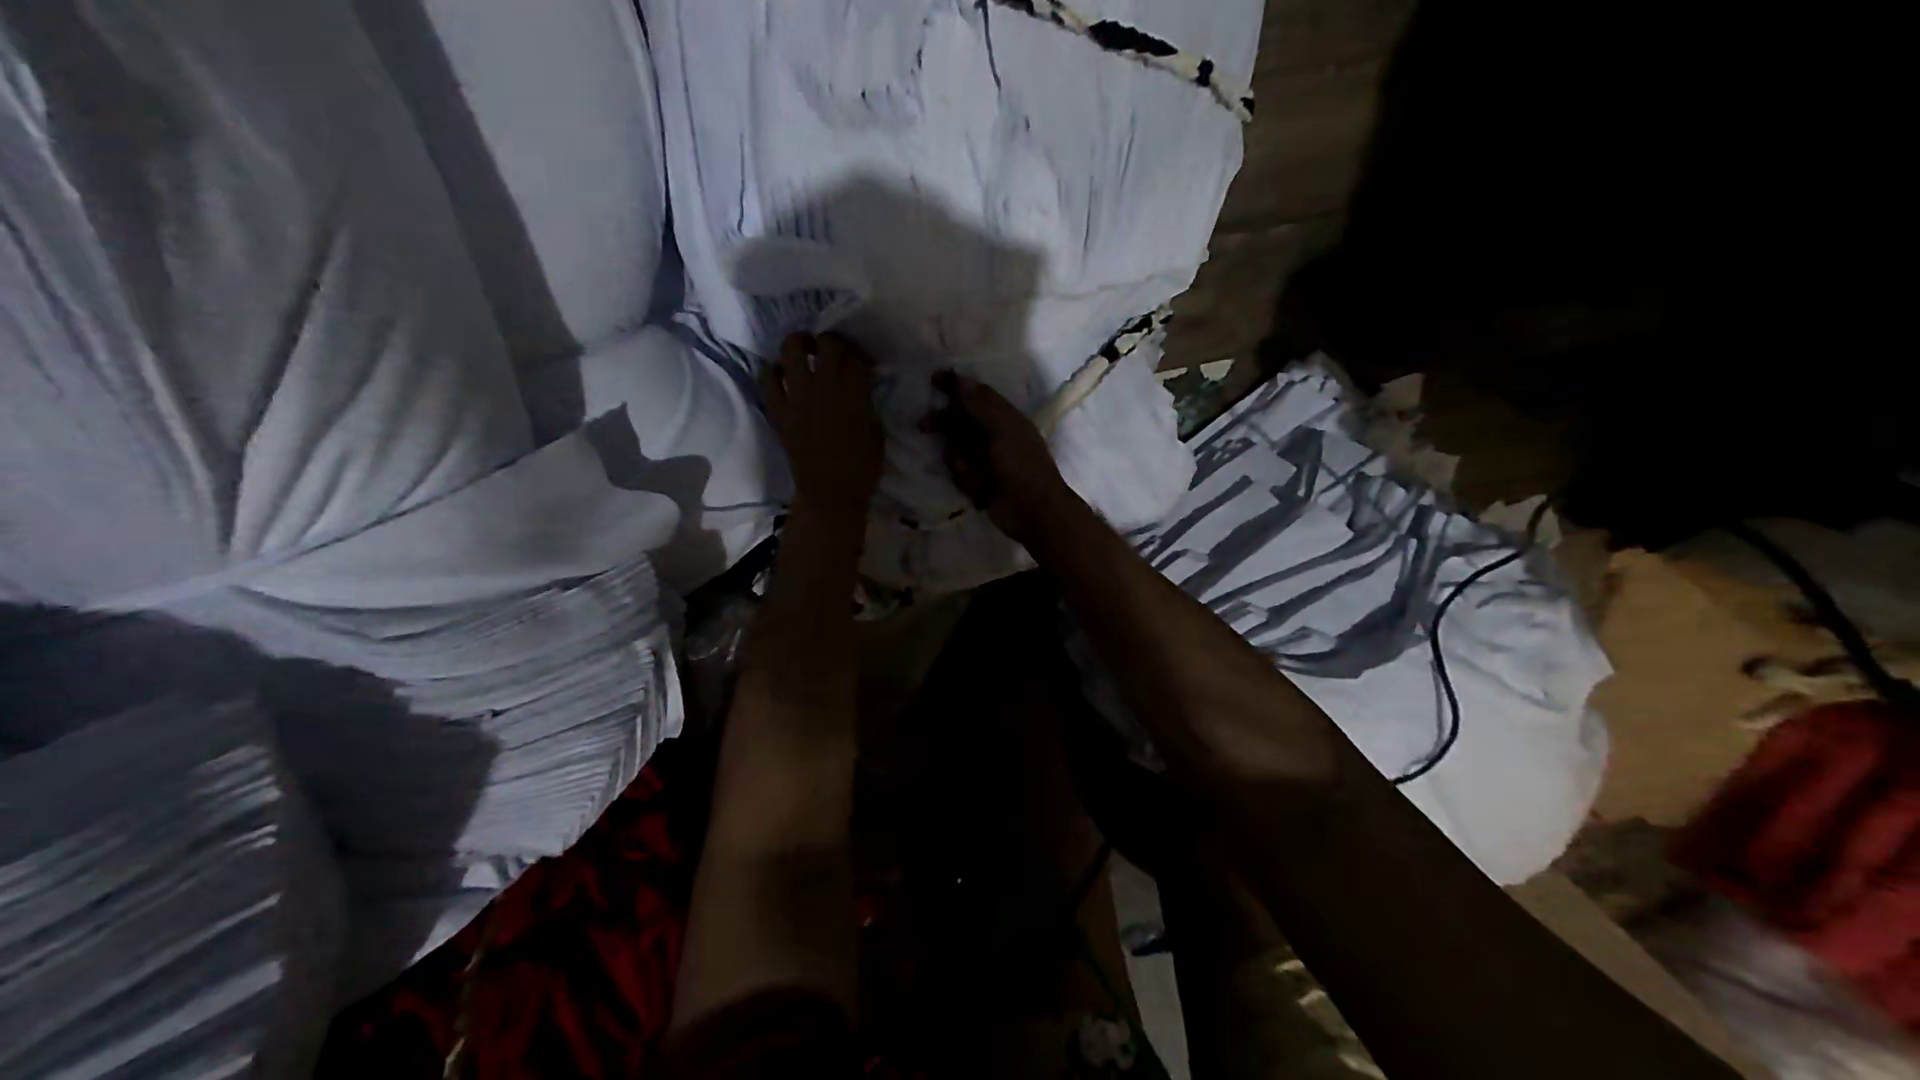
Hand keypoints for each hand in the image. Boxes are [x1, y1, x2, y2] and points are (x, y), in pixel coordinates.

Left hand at [760, 333, 883, 517]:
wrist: (830, 494)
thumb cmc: (862, 468)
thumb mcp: (876, 431)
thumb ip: (867, 402)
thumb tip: (859, 385)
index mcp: (854, 394)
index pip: (856, 356)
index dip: (861, 354)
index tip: (863, 362)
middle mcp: (824, 388)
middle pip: (827, 343)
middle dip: (834, 342)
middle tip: (835, 352)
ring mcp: (797, 397)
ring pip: (791, 348)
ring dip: (801, 343)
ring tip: (806, 350)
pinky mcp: (778, 410)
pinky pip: (767, 377)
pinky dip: (774, 370)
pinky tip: (783, 374)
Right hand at [930, 370, 1080, 543]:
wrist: (1034, 512)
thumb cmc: (1023, 466)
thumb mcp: (1004, 430)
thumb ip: (982, 404)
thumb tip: (962, 378)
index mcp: (1004, 417)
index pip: (974, 395)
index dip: (954, 386)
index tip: (933, 380)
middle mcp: (992, 435)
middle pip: (958, 421)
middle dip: (943, 425)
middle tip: (923, 425)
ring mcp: (985, 459)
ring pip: (954, 450)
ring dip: (961, 463)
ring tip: (978, 475)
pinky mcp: (979, 481)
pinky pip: (959, 474)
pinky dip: (967, 481)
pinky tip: (981, 489)